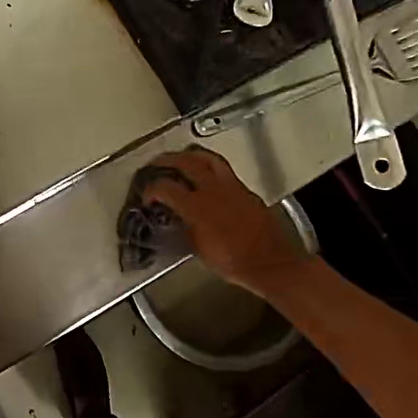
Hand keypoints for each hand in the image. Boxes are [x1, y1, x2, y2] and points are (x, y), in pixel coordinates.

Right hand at [140, 147, 309, 295]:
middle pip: (186, 162)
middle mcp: (213, 190)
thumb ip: (185, 229)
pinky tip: (209, 175)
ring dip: (192, 155)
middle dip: (167, 160)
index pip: (165, 188)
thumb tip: (179, 221)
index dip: (151, 190)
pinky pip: (225, 170)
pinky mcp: (246, 191)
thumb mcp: (198, 249)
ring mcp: (232, 187)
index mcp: (196, 206)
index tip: (148, 195)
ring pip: (209, 158)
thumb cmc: (234, 262)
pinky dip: (212, 167)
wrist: (269, 263)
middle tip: (158, 162)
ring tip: (184, 156)